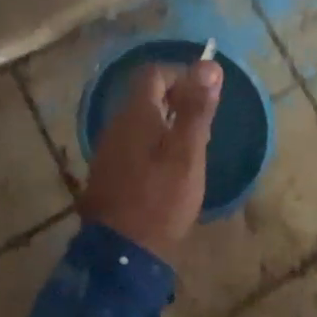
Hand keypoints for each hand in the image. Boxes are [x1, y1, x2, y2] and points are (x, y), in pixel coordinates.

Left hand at [78, 61, 223, 264]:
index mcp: (136, 113)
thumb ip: (196, 108)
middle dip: (177, 104)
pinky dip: (153, 147)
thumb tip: (209, 65)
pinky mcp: (107, 171)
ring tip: (190, 154)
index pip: (155, 73)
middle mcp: (116, 123)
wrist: (120, 251)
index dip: (181, 77)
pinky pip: (133, 144)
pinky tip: (168, 173)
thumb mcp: (187, 153)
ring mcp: (108, 148)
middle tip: (202, 131)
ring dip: (166, 127)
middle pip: (146, 97)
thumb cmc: (160, 198)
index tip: (203, 100)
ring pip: (140, 122)